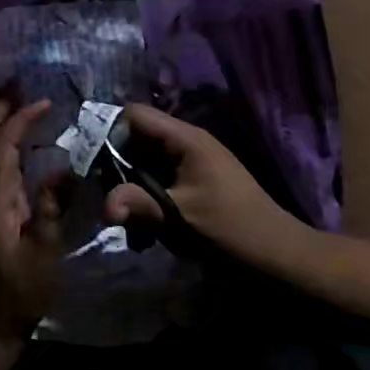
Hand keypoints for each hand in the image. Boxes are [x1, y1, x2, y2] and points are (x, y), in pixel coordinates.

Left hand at [0, 98, 66, 338]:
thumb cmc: (20, 288)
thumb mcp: (42, 252)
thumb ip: (51, 210)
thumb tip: (66, 170)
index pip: (4, 145)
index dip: (20, 119)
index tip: (45, 101)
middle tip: (18, 81)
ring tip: (21, 98)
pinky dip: (5, 138)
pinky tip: (23, 137)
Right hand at [104, 104, 300, 260]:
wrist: (278, 254)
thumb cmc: (231, 228)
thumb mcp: (180, 216)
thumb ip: (139, 205)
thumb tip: (103, 206)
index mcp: (185, 139)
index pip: (135, 114)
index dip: (109, 131)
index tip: (92, 161)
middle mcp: (185, 143)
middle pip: (135, 140)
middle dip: (116, 168)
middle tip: (102, 195)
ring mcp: (189, 163)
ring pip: (143, 164)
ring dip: (130, 191)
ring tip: (127, 223)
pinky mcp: (192, 182)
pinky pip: (157, 182)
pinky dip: (146, 202)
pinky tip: (145, 233)